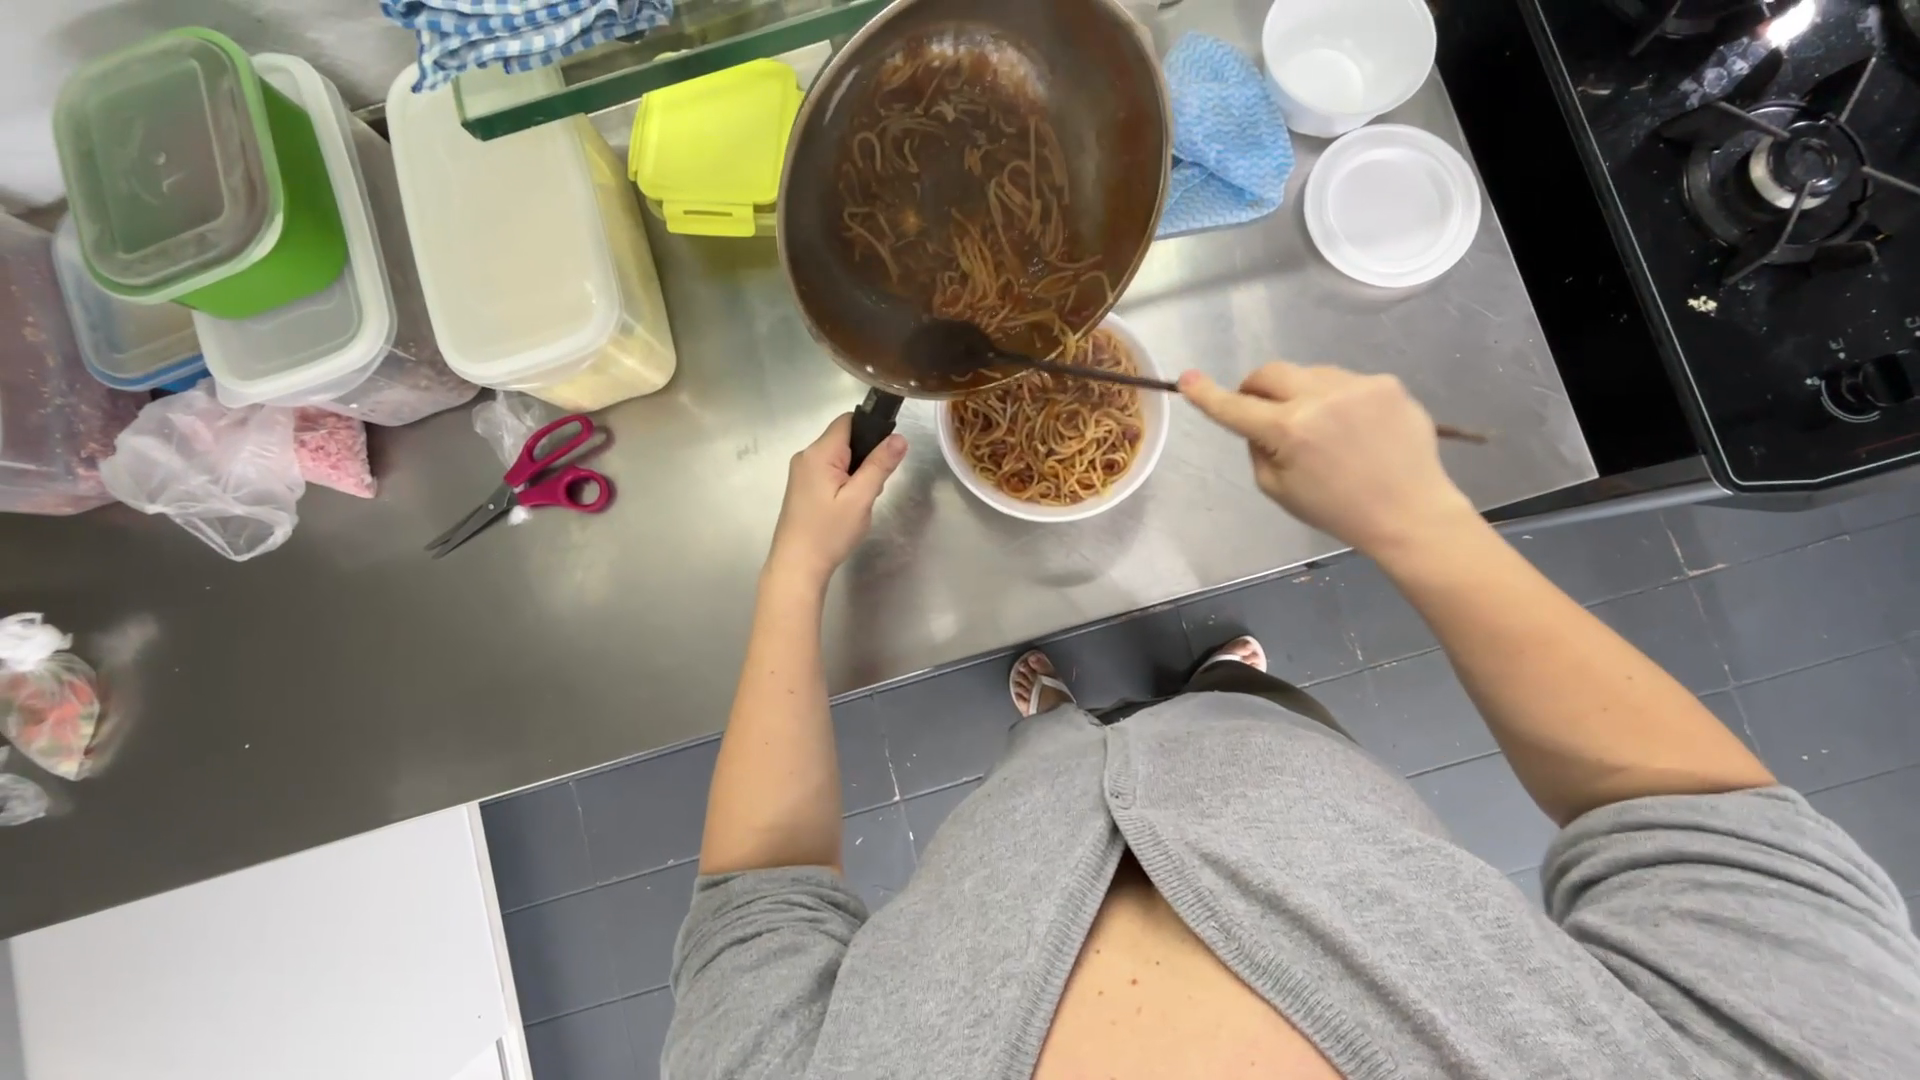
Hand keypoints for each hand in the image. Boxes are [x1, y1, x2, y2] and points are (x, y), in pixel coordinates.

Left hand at [766, 413, 907, 585]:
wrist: (797, 566)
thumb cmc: (828, 532)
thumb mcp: (860, 498)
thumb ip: (880, 465)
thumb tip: (899, 438)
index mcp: (818, 453)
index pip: (848, 421)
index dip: (871, 430)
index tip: (886, 455)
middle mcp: (806, 456)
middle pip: (845, 440)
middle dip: (866, 458)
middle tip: (872, 489)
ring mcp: (801, 473)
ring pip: (839, 458)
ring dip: (856, 474)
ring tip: (860, 503)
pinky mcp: (802, 488)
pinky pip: (830, 473)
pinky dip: (844, 484)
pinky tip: (847, 508)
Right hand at [1180, 364, 1477, 556]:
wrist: (1410, 512)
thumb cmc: (1336, 510)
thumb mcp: (1278, 489)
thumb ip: (1257, 448)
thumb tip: (1255, 421)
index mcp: (1289, 430)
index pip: (1235, 407)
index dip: (1207, 394)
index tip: (1186, 379)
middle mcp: (1320, 397)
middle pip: (1270, 373)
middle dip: (1256, 388)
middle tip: (1260, 410)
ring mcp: (1357, 386)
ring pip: (1308, 374)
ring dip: (1299, 393)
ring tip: (1320, 428)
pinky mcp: (1386, 383)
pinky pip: (1344, 381)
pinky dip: (1336, 399)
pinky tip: (1353, 428)